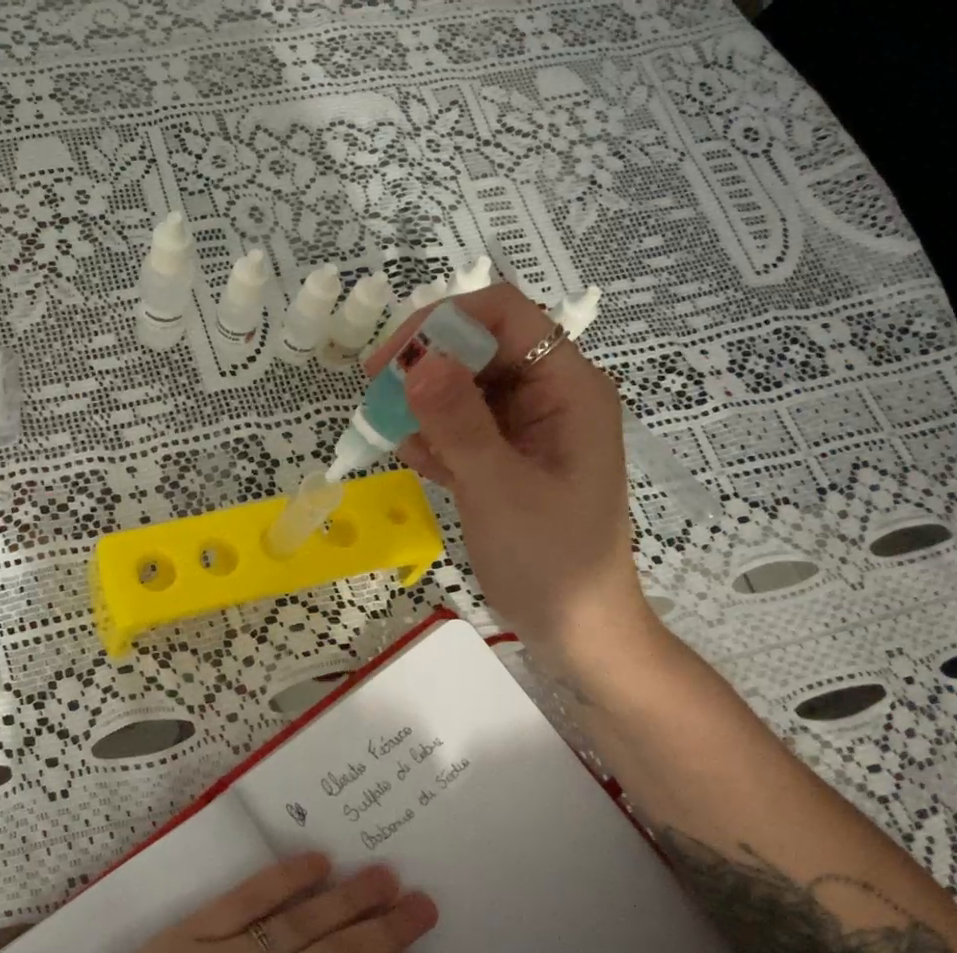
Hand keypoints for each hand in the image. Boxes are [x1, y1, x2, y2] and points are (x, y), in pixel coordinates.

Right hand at [365, 283, 653, 657]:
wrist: (578, 631)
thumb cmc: (551, 562)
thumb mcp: (500, 490)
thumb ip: (459, 423)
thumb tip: (417, 360)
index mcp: (568, 388)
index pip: (505, 316)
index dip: (442, 324)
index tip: (387, 365)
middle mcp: (549, 395)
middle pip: (479, 346)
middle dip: (425, 366)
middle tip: (378, 404)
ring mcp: (526, 427)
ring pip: (462, 385)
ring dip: (423, 405)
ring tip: (401, 443)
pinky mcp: (505, 456)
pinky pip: (460, 424)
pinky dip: (432, 435)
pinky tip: (419, 463)